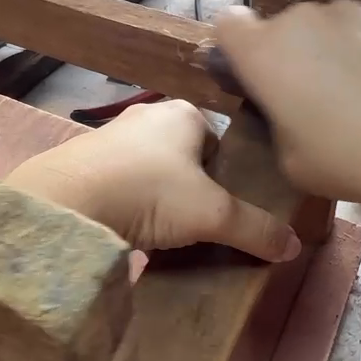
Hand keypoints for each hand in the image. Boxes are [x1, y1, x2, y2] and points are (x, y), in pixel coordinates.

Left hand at [5, 99, 299, 261]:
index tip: (226, 213)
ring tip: (166, 237)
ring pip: (152, 174)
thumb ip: (255, 228)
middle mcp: (147, 116)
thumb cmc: (150, 192)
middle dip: (194, 193)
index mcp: (183, 113)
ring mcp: (111, 138)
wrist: (67, 202)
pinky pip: (122, 186)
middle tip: (199, 229)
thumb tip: (293, 246)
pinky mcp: (85, 163)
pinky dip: (131, 208)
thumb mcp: (213, 213)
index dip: (228, 181)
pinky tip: (133, 234)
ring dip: (160, 203)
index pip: (220, 145)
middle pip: (186, 160)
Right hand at [213, 1, 360, 209]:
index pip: (227, 23)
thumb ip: (273, 122)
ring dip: (325, 54)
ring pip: (320, 29)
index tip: (253, 80)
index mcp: (262, 51)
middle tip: (307, 103)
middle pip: (278, 28)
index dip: (235, 49)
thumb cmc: (351, 158)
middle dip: (285, 57)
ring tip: (357, 100)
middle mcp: (299, 18)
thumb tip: (283, 107)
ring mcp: (347, 12)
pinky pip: (358, 32)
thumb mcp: (290, 161)